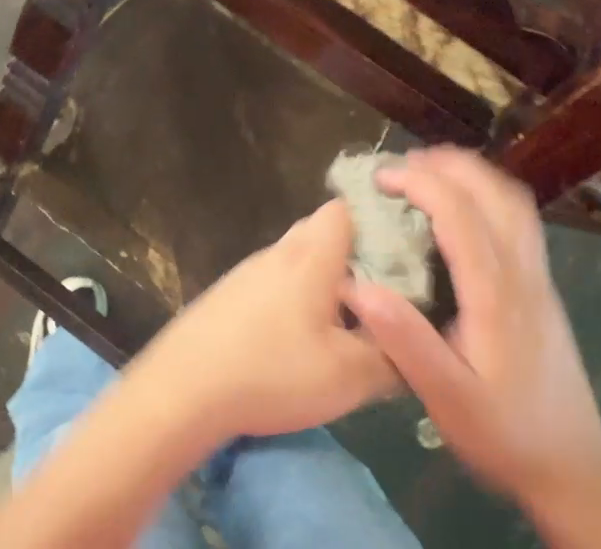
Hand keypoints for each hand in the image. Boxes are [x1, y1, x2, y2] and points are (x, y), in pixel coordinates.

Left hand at [124, 200, 398, 440]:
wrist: (182, 391)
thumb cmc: (273, 371)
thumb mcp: (350, 375)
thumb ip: (393, 357)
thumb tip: (417, 346)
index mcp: (311, 254)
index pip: (345, 208)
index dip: (376, 221)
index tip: (402, 253)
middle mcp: (278, 252)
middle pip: (321, 233)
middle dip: (354, 258)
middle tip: (382, 297)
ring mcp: (247, 274)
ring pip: (296, 262)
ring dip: (322, 284)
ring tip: (345, 325)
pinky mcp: (227, 299)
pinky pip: (272, 286)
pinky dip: (293, 303)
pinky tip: (297, 344)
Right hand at [345, 147, 600, 500]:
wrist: (573, 470)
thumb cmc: (504, 434)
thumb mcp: (447, 397)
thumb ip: (405, 339)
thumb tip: (356, 284)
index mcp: (497, 295)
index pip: (461, 214)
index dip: (421, 184)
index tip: (381, 178)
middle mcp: (524, 275)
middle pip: (496, 193)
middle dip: (450, 165)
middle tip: (402, 165)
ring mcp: (540, 281)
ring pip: (514, 203)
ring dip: (473, 176)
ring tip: (430, 175)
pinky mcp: (543, 292)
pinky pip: (519, 222)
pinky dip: (488, 197)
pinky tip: (463, 215)